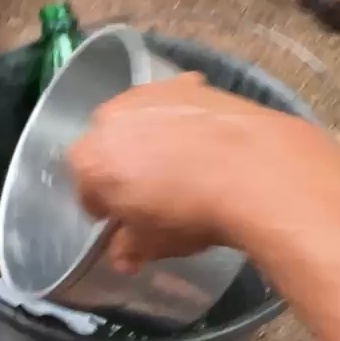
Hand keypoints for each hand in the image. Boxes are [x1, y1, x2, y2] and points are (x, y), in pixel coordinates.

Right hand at [67, 74, 339, 271]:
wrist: (252, 170)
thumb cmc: (189, 213)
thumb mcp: (153, 244)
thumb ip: (128, 249)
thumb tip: (122, 258)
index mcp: (89, 161)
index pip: (87, 193)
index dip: (107, 211)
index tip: (127, 222)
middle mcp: (109, 117)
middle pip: (109, 150)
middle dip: (124, 170)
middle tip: (154, 196)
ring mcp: (148, 93)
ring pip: (139, 123)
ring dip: (151, 142)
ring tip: (182, 169)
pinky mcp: (185, 82)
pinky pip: (174, 106)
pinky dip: (182, 121)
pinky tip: (205, 141)